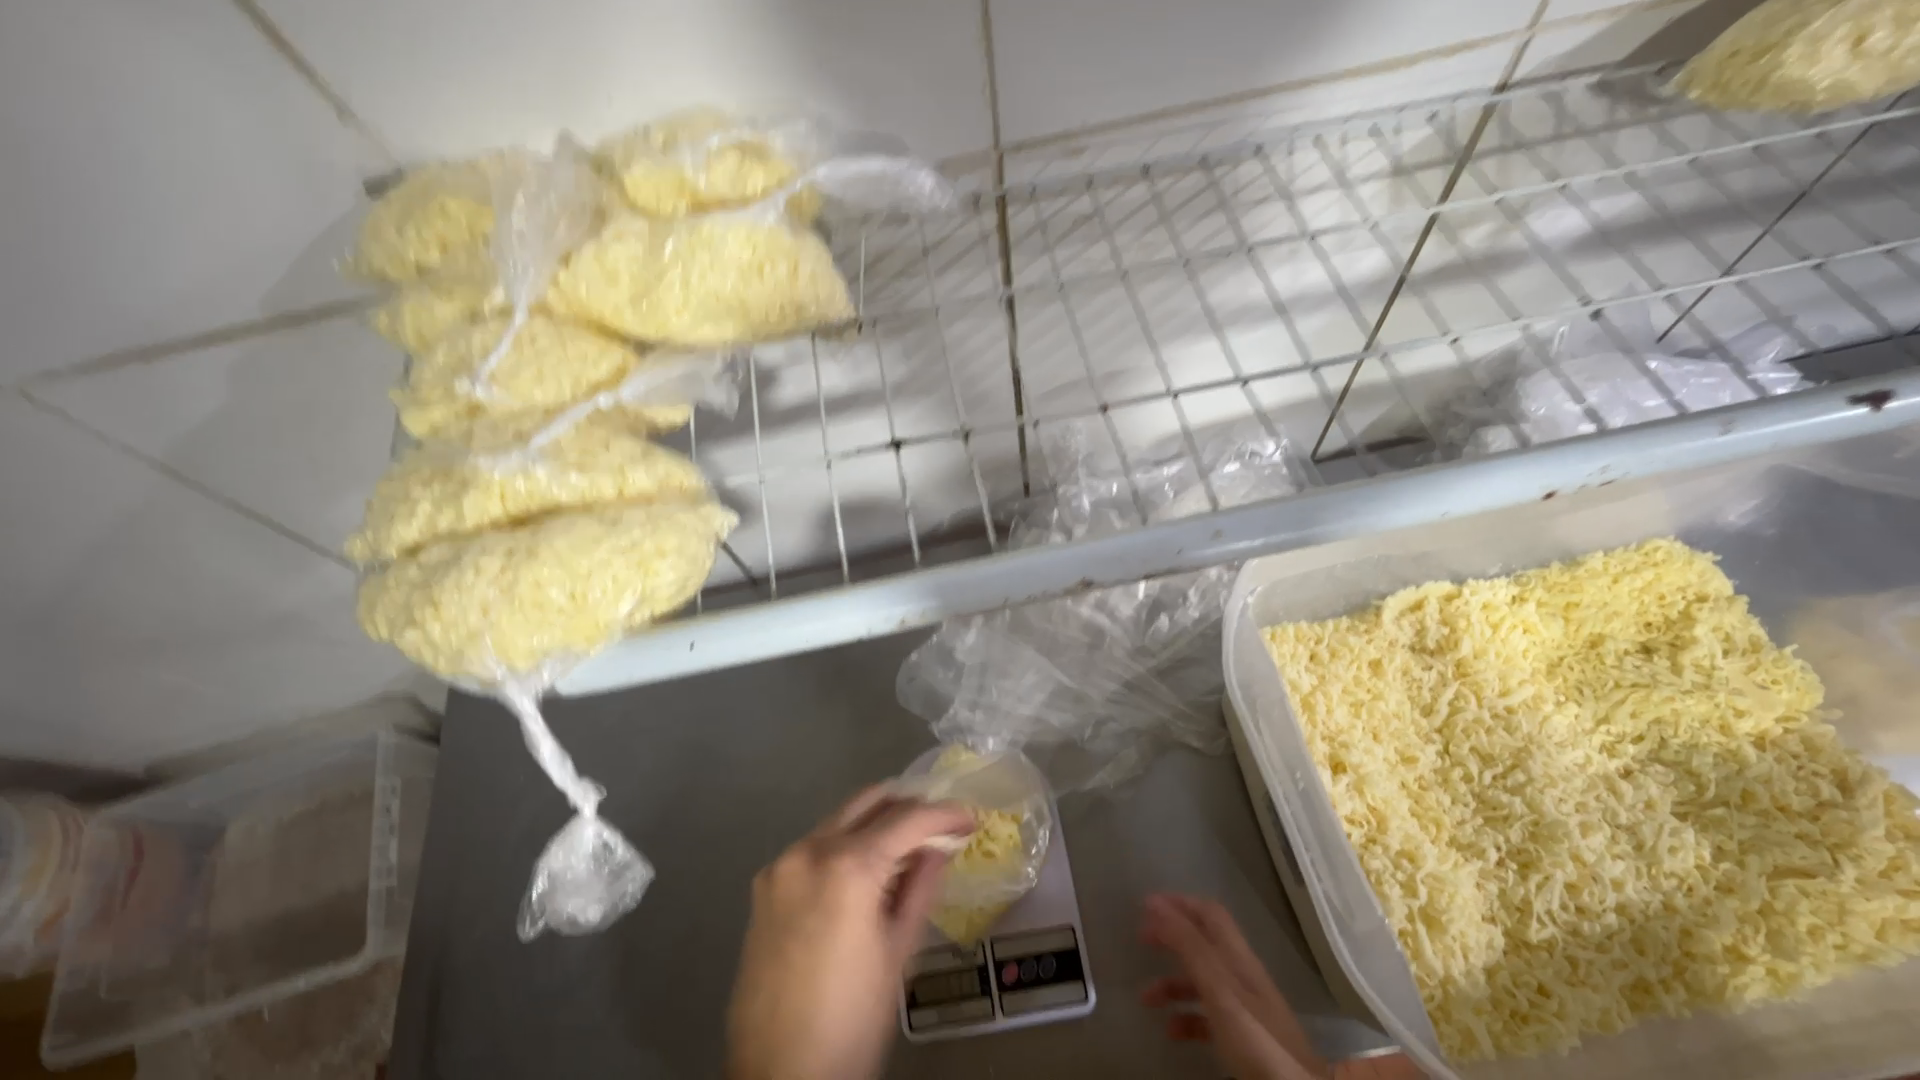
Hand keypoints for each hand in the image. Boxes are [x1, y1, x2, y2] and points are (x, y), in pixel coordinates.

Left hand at [727, 786, 973, 1079]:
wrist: (779, 1072)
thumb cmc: (852, 1018)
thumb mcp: (899, 952)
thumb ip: (920, 888)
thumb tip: (938, 849)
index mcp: (847, 866)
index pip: (907, 819)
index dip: (945, 814)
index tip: (970, 819)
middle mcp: (808, 850)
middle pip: (867, 803)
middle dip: (908, 807)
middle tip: (939, 827)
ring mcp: (780, 866)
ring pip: (838, 822)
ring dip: (875, 825)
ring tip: (908, 851)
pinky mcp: (764, 887)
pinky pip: (813, 848)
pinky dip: (844, 848)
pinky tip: (865, 876)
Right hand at [1141, 893, 1329, 1079]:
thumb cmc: (1257, 1040)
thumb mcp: (1220, 990)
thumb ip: (1190, 948)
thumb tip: (1157, 905)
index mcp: (1238, 959)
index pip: (1209, 914)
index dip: (1179, 904)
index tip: (1145, 905)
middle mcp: (1241, 976)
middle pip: (1203, 944)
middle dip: (1171, 938)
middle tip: (1141, 940)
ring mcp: (1244, 1007)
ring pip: (1201, 982)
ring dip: (1172, 983)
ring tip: (1146, 999)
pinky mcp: (1243, 1036)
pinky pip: (1208, 1017)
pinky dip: (1186, 1017)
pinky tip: (1173, 1032)